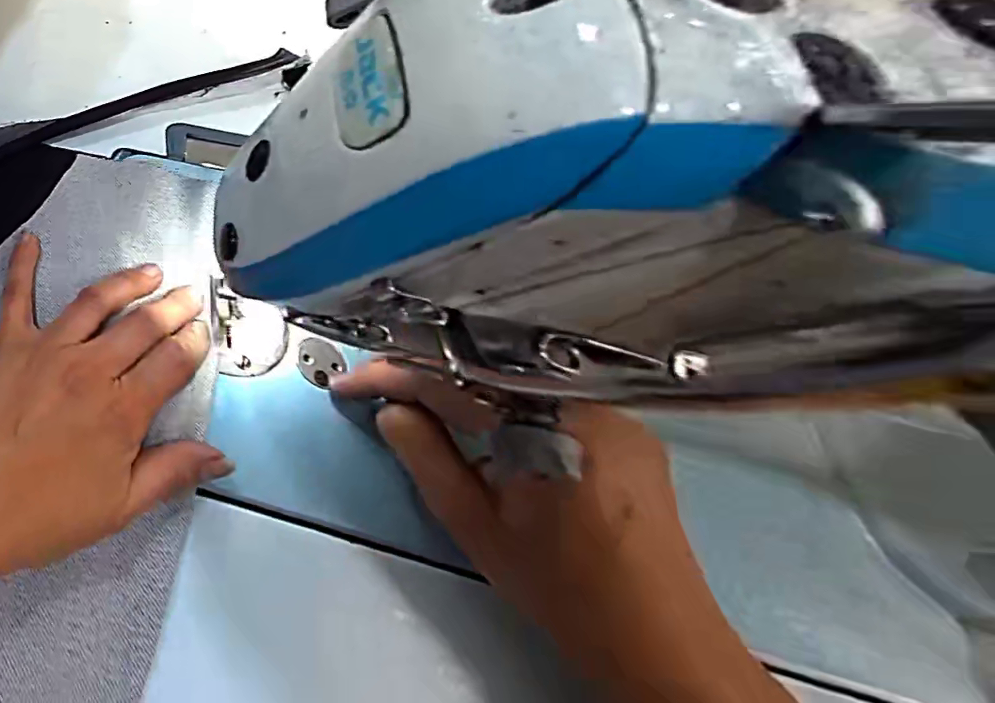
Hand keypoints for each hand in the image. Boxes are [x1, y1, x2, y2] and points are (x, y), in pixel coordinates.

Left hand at [0, 232, 229, 585]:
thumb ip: (170, 473)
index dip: (193, 343)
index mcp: (120, 411)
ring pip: (97, 301)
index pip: (172, 362)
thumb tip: (217, 458)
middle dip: (173, 306)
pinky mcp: (8, 342)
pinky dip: (23, 264)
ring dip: (128, 281)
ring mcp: (47, 348)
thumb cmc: (34, 513)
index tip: (201, 332)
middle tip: (187, 295)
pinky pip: (18, 294)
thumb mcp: (117, 508)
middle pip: (144, 325)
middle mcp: (88, 369)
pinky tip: (29, 241)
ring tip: (149, 272)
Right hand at [332, 361, 789, 702]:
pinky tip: (472, 415)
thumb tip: (388, 409)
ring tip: (412, 398)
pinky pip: (540, 390)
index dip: (388, 376)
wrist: (664, 646)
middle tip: (374, 388)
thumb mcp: (473, 522)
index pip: (449, 378)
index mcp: (550, 422)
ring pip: (508, 374)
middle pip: (480, 366)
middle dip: (419, 374)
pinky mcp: (623, 425)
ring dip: (455, 383)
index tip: (348, 386)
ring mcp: (613, 410)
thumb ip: (422, 454)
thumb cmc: (564, 589)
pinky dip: (495, 396)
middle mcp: (588, 401)